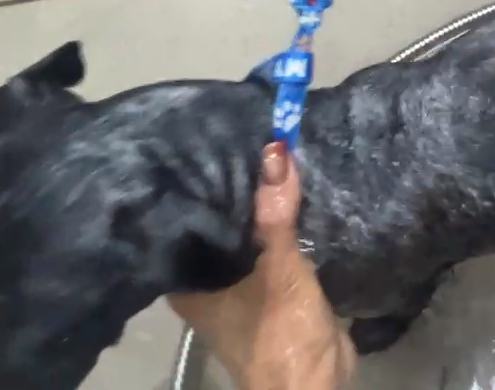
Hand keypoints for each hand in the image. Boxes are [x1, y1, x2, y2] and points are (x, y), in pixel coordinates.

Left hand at [170, 144, 354, 389]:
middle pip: (217, 221)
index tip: (208, 137)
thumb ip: (275, 213)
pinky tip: (294, 189)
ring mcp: (238, 284)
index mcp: (188, 280)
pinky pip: (270, 241)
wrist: (313, 383)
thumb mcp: (279, 268)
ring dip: (260, 199)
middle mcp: (205, 280)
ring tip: (273, 148)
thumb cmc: (279, 332)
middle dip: (234, 182)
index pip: (182, 220)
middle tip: (247, 130)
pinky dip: (280, 218)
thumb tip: (275, 148)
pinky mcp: (271, 285)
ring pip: (245, 230)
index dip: (196, 180)